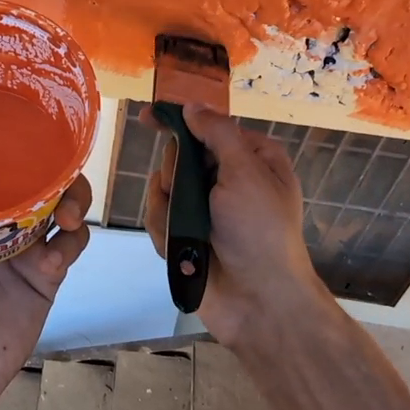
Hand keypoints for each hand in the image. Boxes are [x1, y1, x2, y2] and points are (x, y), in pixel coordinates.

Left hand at [0, 173, 92, 409]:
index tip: (7, 114)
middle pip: (30, 173)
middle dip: (48, 161)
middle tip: (52, 160)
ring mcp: (19, 248)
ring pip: (60, 202)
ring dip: (73, 195)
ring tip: (66, 210)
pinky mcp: (43, 278)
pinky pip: (71, 247)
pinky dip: (73, 241)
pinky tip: (56, 251)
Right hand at [141, 104, 325, 346]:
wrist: (259, 303)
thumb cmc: (260, 231)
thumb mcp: (245, 171)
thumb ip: (217, 133)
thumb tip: (192, 106)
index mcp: (251, 158)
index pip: (207, 126)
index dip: (178, 121)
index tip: (149, 118)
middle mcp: (228, 179)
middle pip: (178, 155)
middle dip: (176, 173)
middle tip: (191, 193)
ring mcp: (206, 210)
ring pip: (163, 188)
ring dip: (169, 206)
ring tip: (188, 228)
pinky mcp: (187, 236)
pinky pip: (159, 218)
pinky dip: (165, 230)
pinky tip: (180, 247)